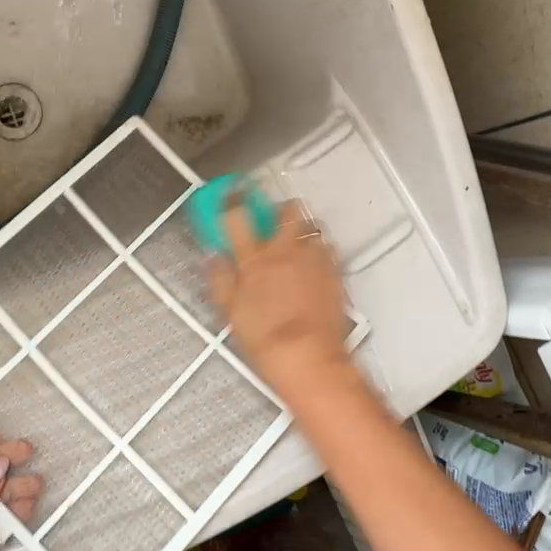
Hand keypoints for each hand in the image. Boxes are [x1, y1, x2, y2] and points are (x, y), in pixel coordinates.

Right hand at [211, 199, 353, 400]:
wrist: (309, 358)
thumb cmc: (264, 337)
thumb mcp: (230, 311)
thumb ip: (221, 279)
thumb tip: (214, 256)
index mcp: (255, 258)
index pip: (240, 216)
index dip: (234, 200)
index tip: (233, 192)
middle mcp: (287, 250)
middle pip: (290, 211)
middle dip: (283, 209)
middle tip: (275, 219)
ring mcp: (315, 259)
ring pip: (314, 228)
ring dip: (305, 230)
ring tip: (298, 243)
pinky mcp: (336, 273)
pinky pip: (330, 250)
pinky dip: (322, 250)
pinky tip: (315, 265)